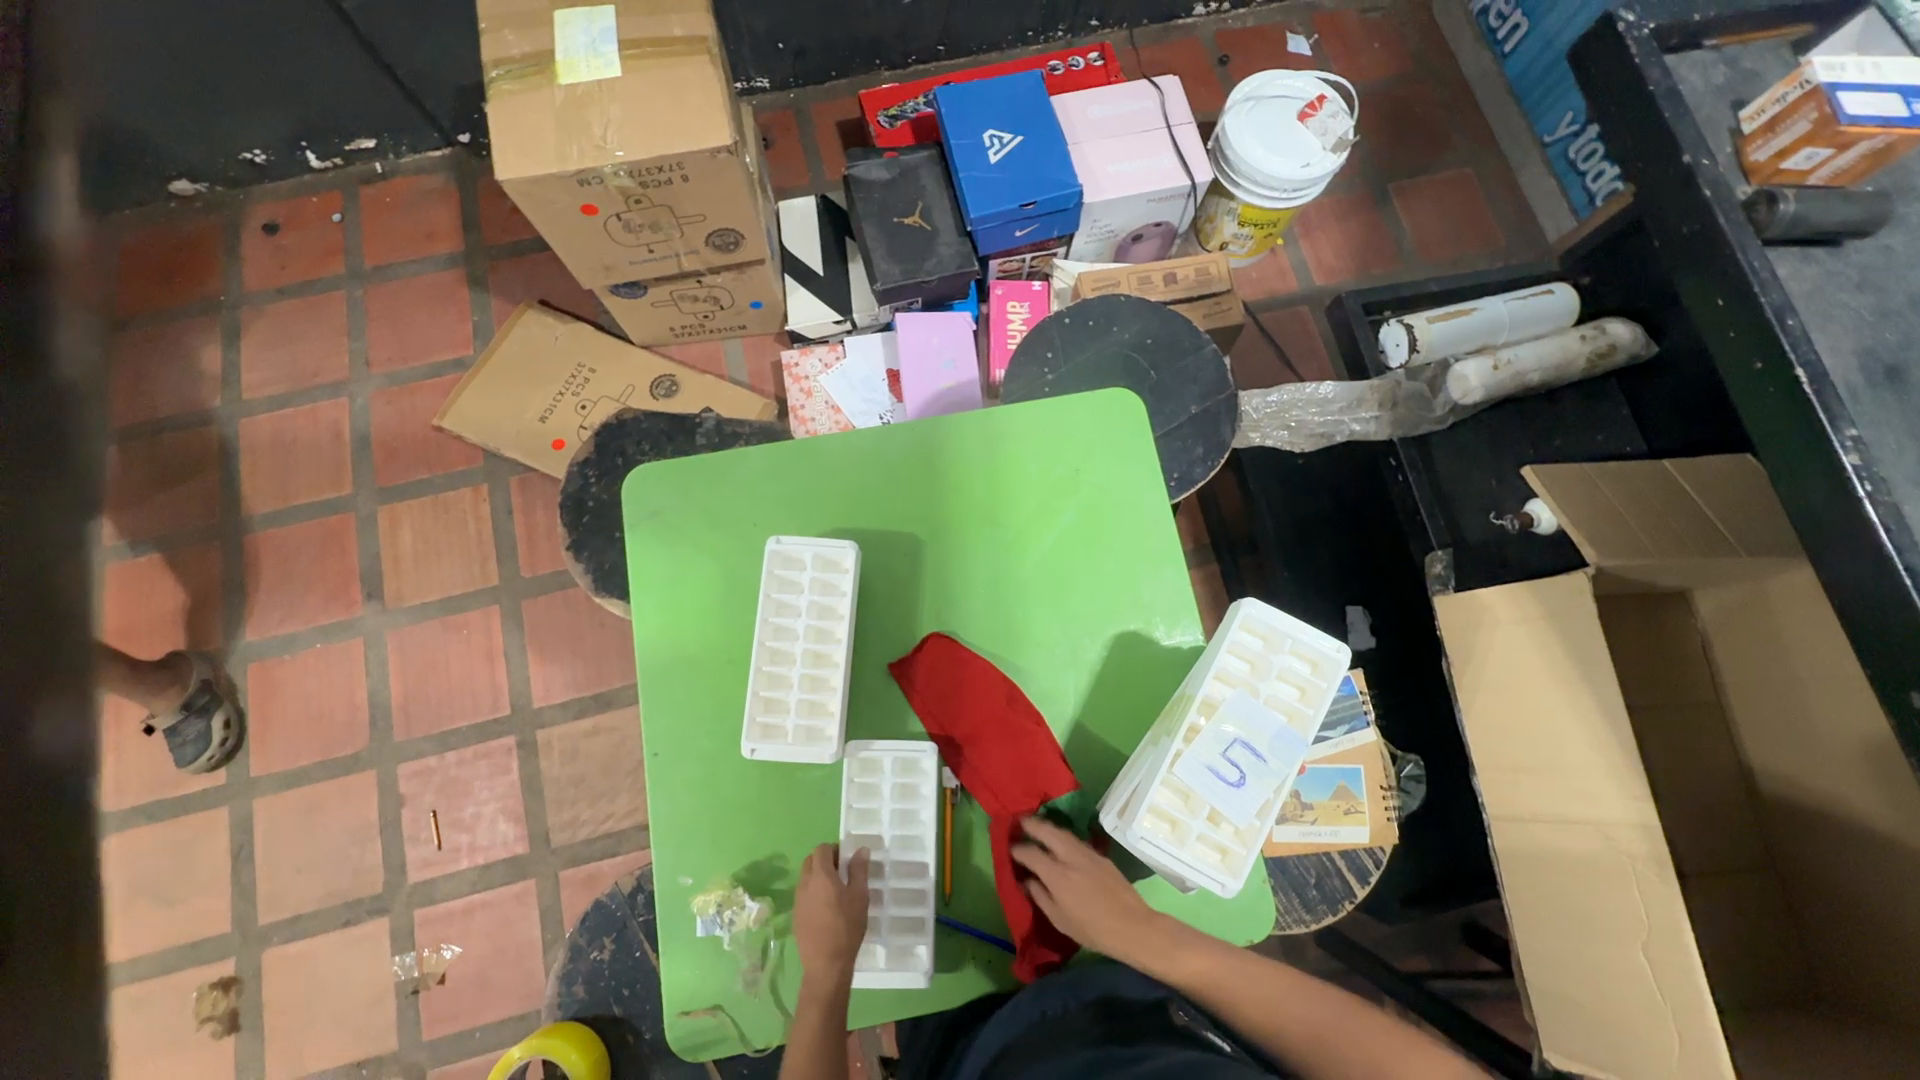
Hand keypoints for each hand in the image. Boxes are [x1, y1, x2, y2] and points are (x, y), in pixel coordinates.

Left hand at [793, 843, 869, 980]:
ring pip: (805, 877)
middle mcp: (805, 883)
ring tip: (836, 892)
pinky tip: (826, 909)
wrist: (826, 963)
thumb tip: (860, 849)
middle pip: (810, 861)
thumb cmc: (847, 927)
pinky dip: (813, 892)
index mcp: (821, 875)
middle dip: (825, 861)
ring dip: (818, 876)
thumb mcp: (859, 896)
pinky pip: (803, 894)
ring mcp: (797, 900)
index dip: (834, 849)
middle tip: (842, 873)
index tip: (847, 860)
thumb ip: (859, 870)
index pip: (821, 849)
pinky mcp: (795, 915)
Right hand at [1012, 817, 1168, 962]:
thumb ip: (1040, 896)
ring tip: (1038, 826)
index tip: (1010, 848)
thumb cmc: (1092, 930)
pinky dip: (1063, 837)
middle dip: (1032, 824)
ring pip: (1064, 833)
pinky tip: (1061, 842)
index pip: (1031, 853)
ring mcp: (1088, 854)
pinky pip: (1076, 841)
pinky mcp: (1101, 856)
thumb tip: (1028, 880)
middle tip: (1021, 821)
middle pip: (1048, 832)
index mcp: (1057, 875)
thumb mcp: (1059, 920)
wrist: (1132, 926)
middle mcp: (1071, 858)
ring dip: (1048, 827)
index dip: (1018, 849)